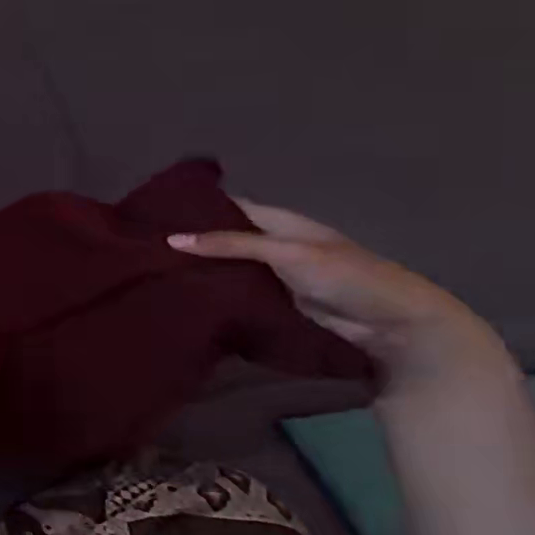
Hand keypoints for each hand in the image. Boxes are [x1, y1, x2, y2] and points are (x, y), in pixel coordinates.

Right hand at [168, 201, 507, 382]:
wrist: (392, 326)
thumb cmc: (345, 276)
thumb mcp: (286, 252)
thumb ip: (230, 244)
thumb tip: (172, 239)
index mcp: (279, 222)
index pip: (229, 208)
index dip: (196, 209)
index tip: (152, 215)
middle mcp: (272, 245)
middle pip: (223, 239)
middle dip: (190, 242)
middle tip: (142, 247)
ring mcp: (271, 277)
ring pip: (225, 269)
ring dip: (197, 270)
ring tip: (150, 272)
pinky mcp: (270, 305)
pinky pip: (234, 295)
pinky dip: (211, 294)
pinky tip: (180, 297)